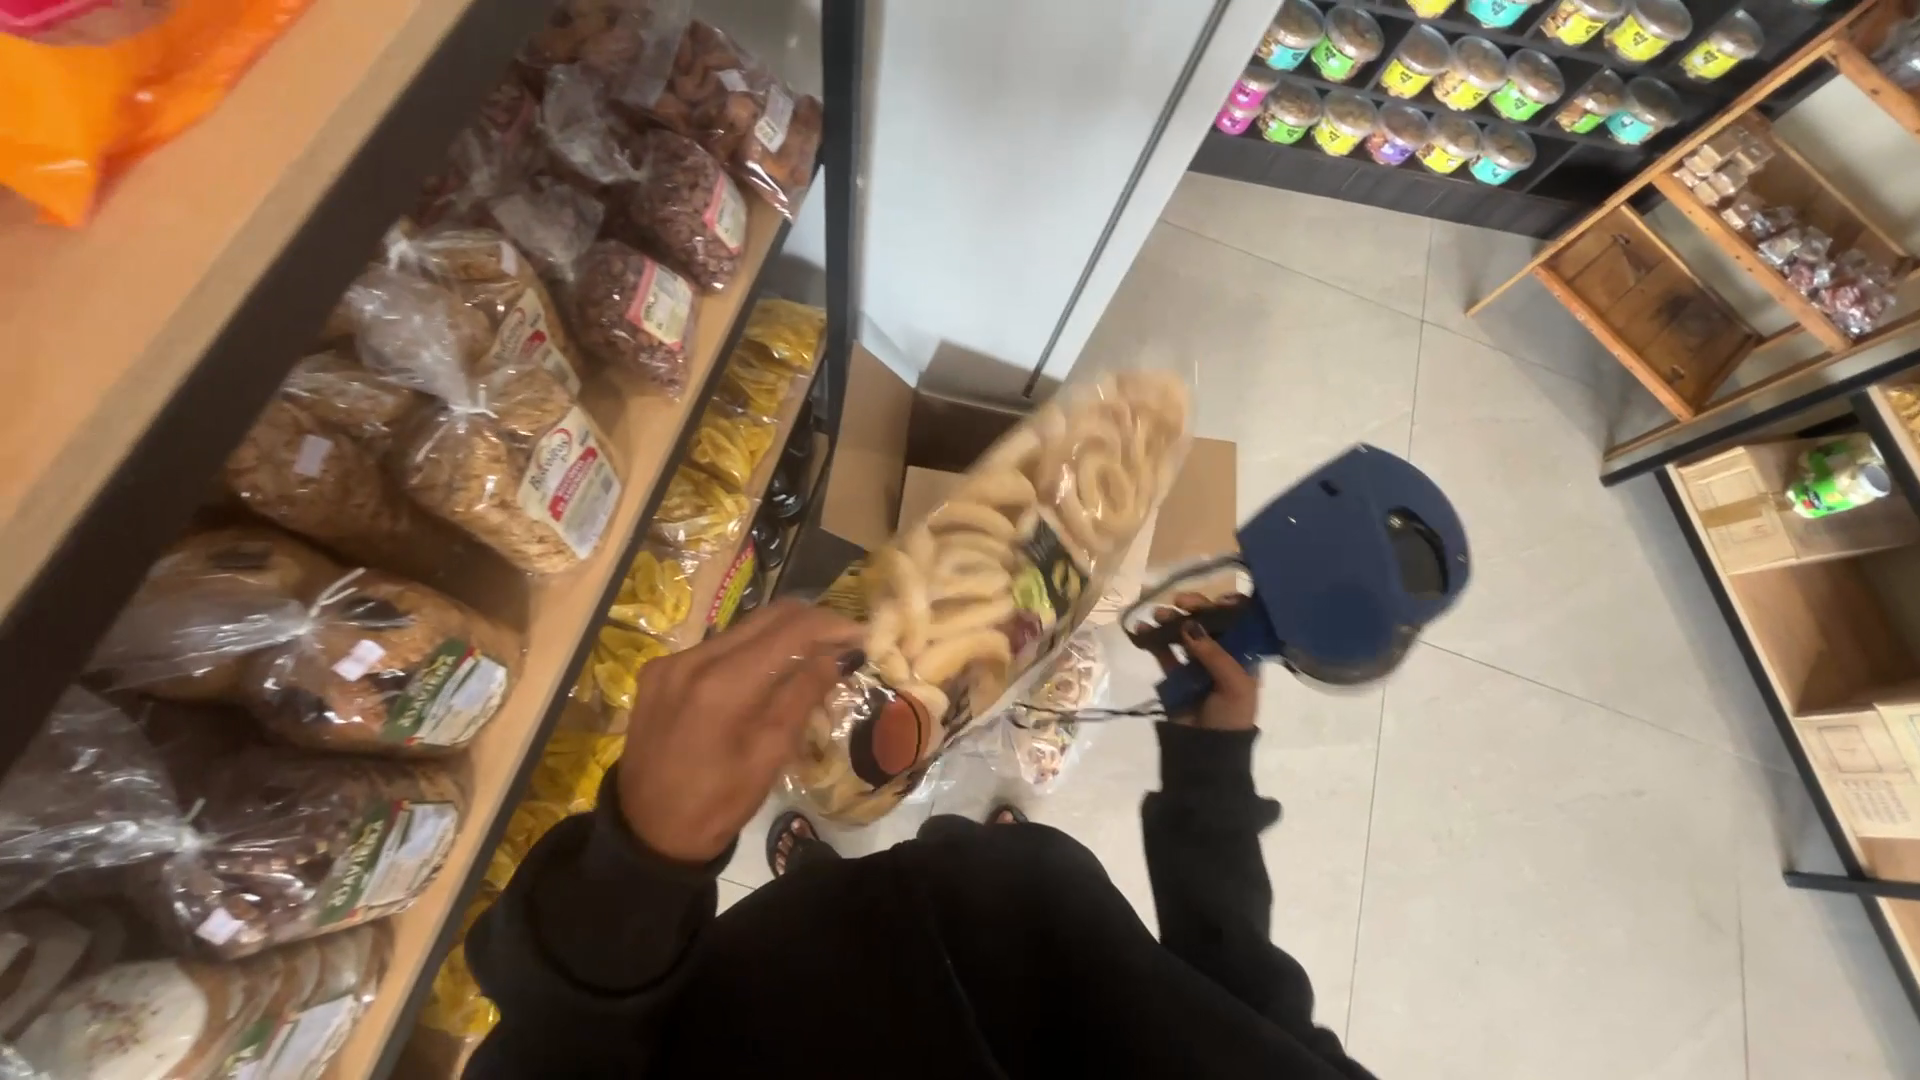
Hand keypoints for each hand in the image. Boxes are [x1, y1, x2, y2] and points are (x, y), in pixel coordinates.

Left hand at [617, 600, 863, 862]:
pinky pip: (718, 645)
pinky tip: (768, 673)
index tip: (862, 634)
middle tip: (844, 640)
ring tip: (814, 654)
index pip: (791, 631)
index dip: (832, 626)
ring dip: (783, 635)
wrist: (646, 832)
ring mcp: (673, 661)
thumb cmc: (717, 804)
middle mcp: (695, 658)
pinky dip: (751, 651)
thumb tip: (840, 655)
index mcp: (723, 684)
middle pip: (768, 616)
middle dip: (812, 623)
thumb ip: (804, 695)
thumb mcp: (770, 754)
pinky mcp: (661, 669)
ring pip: (743, 628)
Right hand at [1142, 592, 1259, 731]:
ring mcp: (1197, 663)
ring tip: (1157, 615)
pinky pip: (1164, 650)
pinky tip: (1142, 629)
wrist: (1205, 750)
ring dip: (1171, 620)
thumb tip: (1189, 623)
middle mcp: (1223, 655)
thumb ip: (1214, 653)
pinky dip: (1153, 638)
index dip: (1230, 607)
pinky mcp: (1175, 673)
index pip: (1241, 623)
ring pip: (1185, 633)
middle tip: (1180, 601)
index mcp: (1245, 657)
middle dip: (1196, 608)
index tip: (1217, 599)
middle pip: (1210, 623)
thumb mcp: (1233, 685)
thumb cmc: (1230, 716)